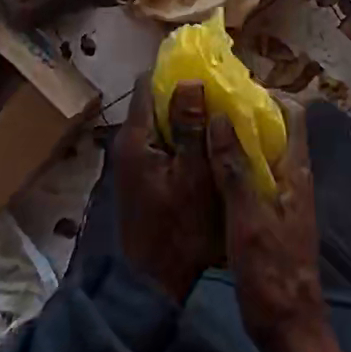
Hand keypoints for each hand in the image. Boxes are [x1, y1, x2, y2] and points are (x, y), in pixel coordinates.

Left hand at [115, 76, 221, 302]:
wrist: (157, 284)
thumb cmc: (180, 228)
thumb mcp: (193, 175)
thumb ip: (189, 126)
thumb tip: (189, 80)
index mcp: (136, 138)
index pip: (148, 83)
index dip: (175, 70)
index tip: (206, 67)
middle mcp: (128, 144)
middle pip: (155, 102)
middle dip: (186, 94)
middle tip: (222, 91)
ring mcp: (134, 163)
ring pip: (161, 124)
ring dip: (187, 117)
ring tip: (222, 112)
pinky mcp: (143, 178)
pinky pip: (163, 144)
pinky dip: (183, 138)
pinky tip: (209, 142)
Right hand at [209, 102, 350, 351]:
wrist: (288, 328)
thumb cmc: (271, 272)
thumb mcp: (248, 218)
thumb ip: (235, 168)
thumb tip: (222, 118)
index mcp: (296, 171)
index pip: (293, 115)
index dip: (268, 96)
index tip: (234, 91)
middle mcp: (294, 178)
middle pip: (276, 131)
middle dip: (245, 116)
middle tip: (208, 108)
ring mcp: (284, 199)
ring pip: (263, 155)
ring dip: (237, 141)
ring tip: (202, 131)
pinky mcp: (272, 217)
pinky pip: (254, 178)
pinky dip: (234, 167)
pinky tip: (206, 171)